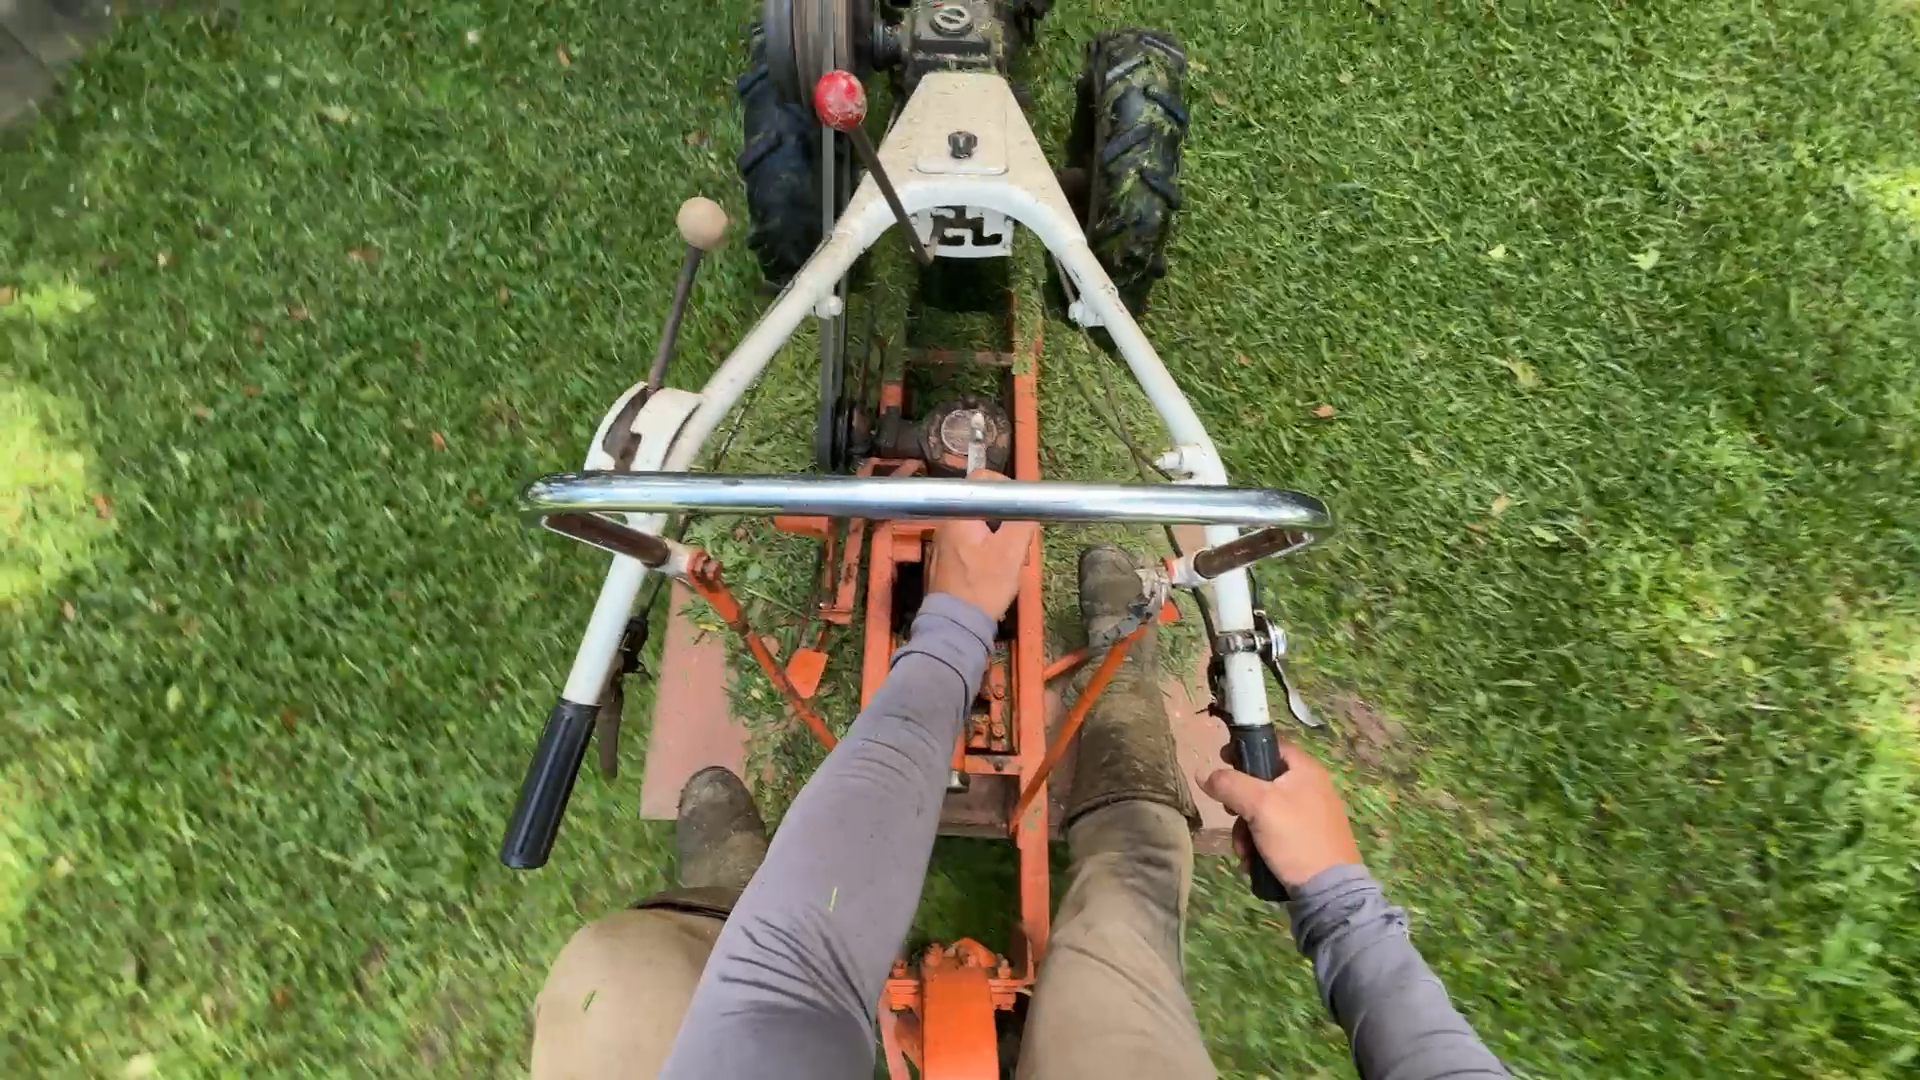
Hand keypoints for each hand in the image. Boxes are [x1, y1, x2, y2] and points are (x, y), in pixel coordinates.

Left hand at [925, 472, 1038, 620]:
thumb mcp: (1011, 552)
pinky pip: (970, 541)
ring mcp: (943, 542)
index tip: (1022, 504)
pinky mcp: (945, 559)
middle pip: (981, 504)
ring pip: (978, 524)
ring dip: (998, 534)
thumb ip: (1022, 521)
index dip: (1005, 485)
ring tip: (1011, 554)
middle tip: (1020, 534)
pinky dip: (986, 547)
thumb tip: (1030, 504)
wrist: (956, 624)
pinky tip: (996, 567)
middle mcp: (946, 523)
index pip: (980, 479)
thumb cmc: (984, 586)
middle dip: (1005, 515)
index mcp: (958, 514)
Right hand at [1198, 742, 1363, 888]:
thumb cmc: (1296, 837)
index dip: (1243, 749)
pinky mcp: (1308, 839)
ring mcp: (1310, 814)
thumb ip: (1228, 784)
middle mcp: (1311, 787)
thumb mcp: (1258, 805)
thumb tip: (1203, 774)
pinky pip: (1274, 829)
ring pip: (1264, 808)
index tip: (1222, 762)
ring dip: (1245, 827)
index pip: (1269, 744)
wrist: (1330, 893)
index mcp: (1305, 769)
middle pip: (1261, 780)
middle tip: (1230, 812)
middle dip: (1239, 800)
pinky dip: (1259, 841)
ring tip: (1244, 849)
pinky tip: (1254, 859)